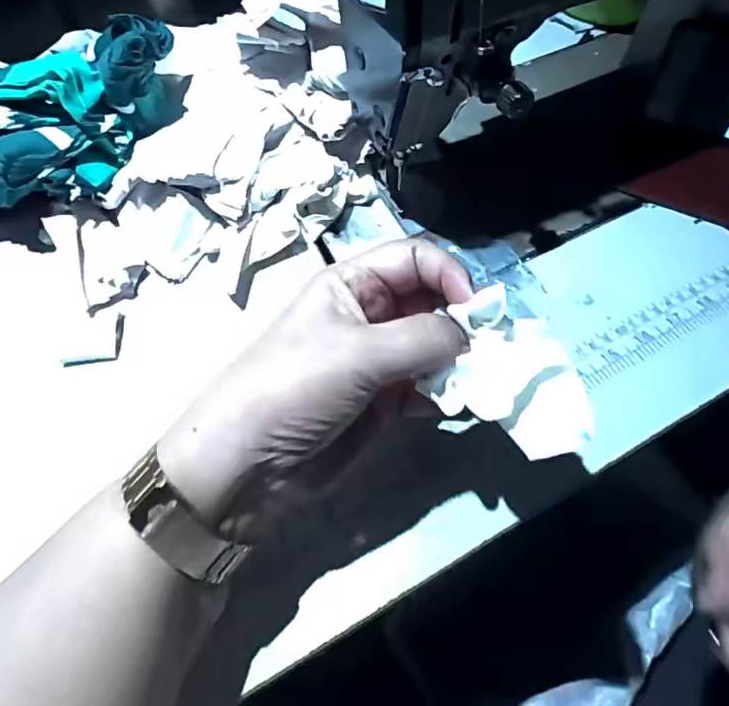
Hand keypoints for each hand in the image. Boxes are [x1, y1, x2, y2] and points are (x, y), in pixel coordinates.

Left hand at [157, 238, 474, 539]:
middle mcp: (371, 313)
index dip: (450, 273)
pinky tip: (446, 406)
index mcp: (354, 283)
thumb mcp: (358, 353)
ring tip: (469, 380)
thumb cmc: (293, 389)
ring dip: (457, 359)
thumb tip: (471, 336)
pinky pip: (428, 384)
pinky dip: (443, 392)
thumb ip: (423, 338)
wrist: (243, 472)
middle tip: (485, 347)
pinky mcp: (384, 399)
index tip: (476, 306)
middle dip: (461, 318)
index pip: (417, 257)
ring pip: (436, 344)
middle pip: (433, 299)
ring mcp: (380, 358)